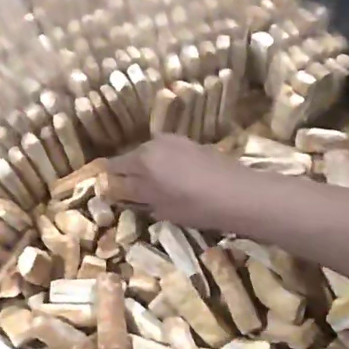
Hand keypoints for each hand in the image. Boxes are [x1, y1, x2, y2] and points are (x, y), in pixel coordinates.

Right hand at [104, 134, 261, 229]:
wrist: (238, 194)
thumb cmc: (195, 205)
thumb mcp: (160, 207)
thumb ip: (135, 195)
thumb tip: (117, 190)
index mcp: (141, 158)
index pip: (113, 167)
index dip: (110, 181)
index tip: (112, 195)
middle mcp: (154, 142)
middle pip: (132, 158)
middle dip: (130, 174)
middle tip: (134, 194)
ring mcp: (175, 140)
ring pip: (152, 155)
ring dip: (150, 169)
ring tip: (158, 189)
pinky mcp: (192, 144)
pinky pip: (169, 154)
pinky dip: (166, 165)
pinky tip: (178, 181)